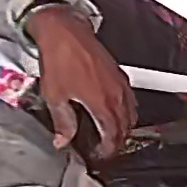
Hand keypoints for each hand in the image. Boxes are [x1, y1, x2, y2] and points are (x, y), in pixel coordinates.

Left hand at [27, 4, 136, 159]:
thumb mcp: (55, 95)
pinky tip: (116, 111)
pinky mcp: (120, 76)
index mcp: (102, 104)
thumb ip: (62, 121)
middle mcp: (116, 96)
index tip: (101, 154)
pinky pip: (131, 101)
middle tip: (107, 148)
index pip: (113, 136)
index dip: (108, 149)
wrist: (66, 32)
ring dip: (124, 127)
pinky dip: (126, 112)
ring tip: (113, 133)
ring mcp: (121, 85)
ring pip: (132, 115)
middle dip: (118, 141)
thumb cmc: (61, 58)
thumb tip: (62, 139)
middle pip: (126, 127)